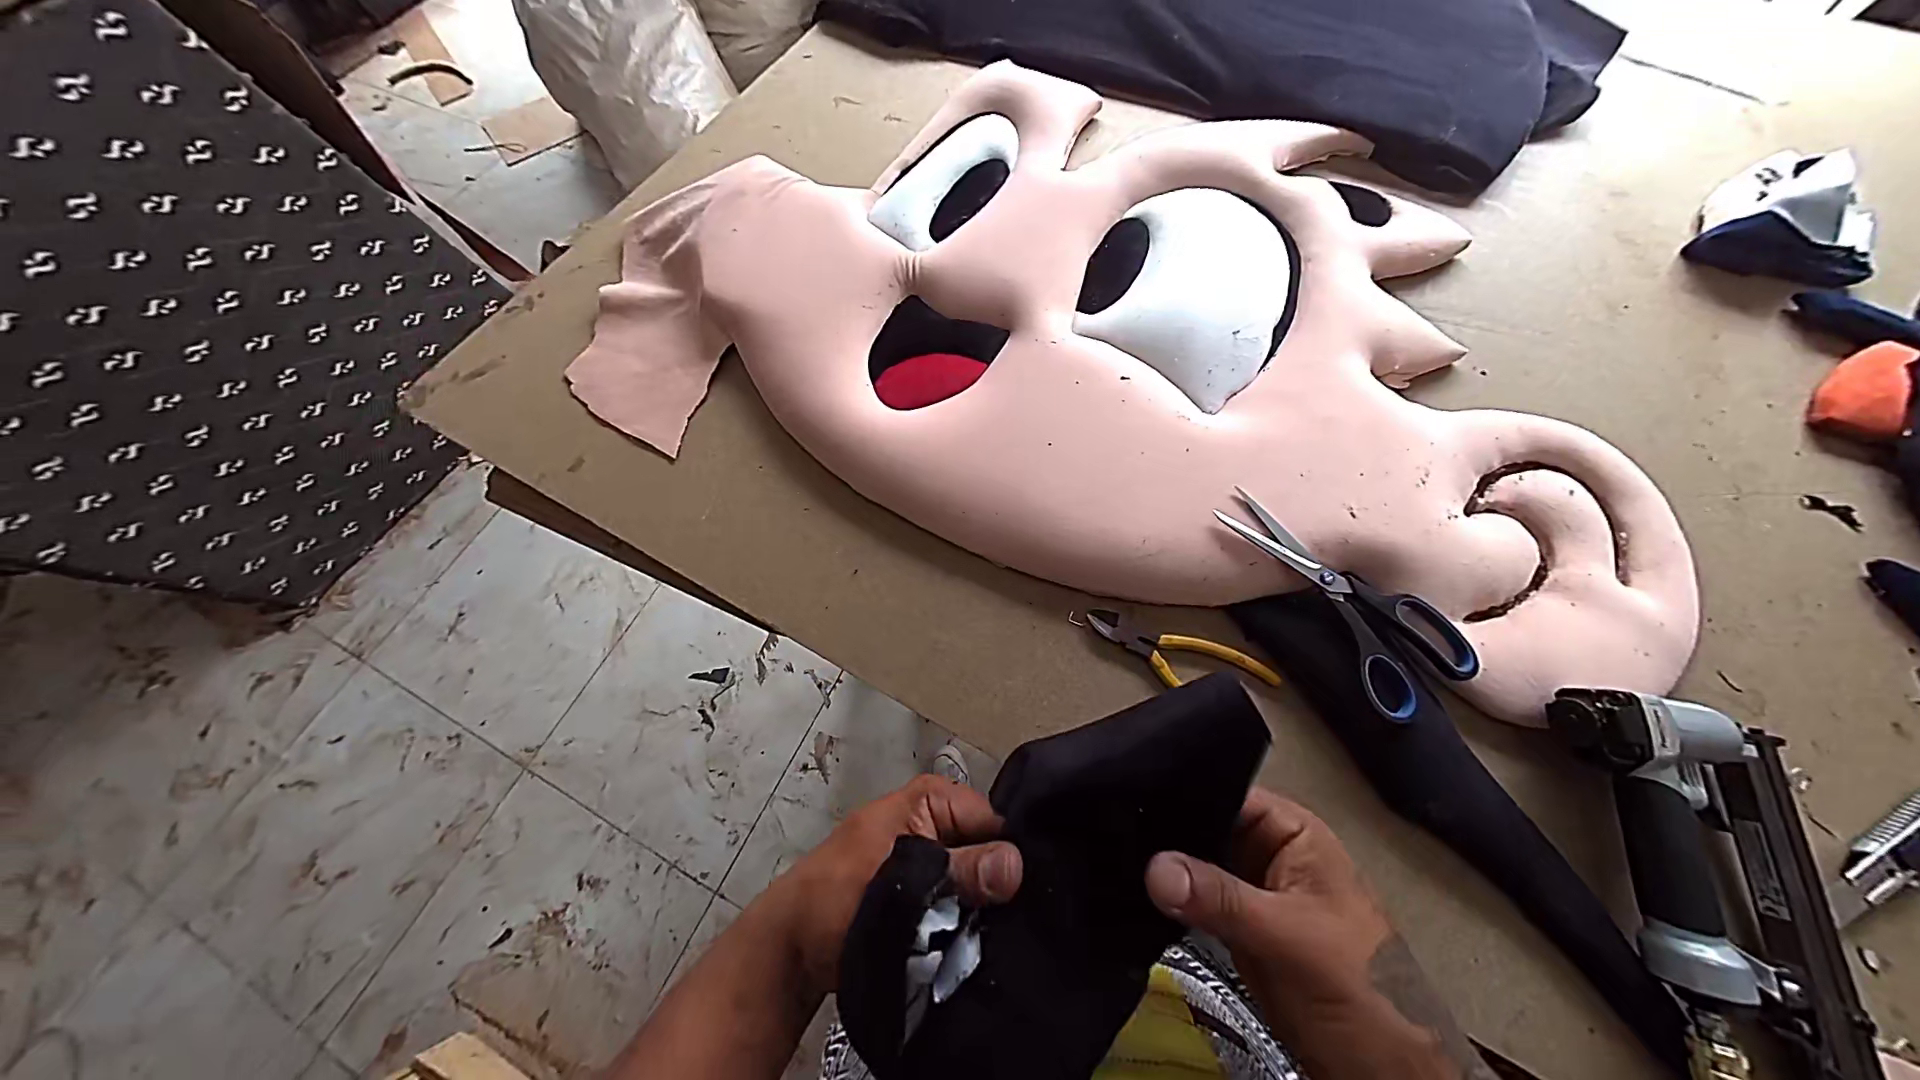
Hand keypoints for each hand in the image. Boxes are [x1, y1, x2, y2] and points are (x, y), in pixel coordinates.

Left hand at [763, 775, 1022, 998]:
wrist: (792, 949)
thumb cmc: (834, 900)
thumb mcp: (898, 881)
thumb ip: (958, 870)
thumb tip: (1016, 864)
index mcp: (933, 799)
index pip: (994, 821)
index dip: (1011, 858)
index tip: (1026, 898)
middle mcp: (940, 823)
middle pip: (991, 852)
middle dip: (1002, 888)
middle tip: (1017, 928)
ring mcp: (935, 862)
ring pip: (981, 884)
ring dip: (987, 913)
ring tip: (1001, 943)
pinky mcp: (931, 895)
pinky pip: (965, 905)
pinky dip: (971, 926)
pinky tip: (982, 947)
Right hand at [1144, 788, 1492, 1079]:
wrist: (1385, 1079)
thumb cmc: (1361, 993)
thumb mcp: (1289, 938)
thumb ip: (1222, 898)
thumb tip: (1154, 866)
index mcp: (1290, 830)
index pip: (1222, 791)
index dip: (1176, 792)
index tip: (1126, 796)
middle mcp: (1265, 850)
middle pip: (1200, 825)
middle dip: (1161, 832)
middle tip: (1110, 831)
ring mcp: (1247, 889)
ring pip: (1191, 863)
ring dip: (1160, 867)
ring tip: (1112, 856)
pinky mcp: (1232, 925)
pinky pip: (1190, 898)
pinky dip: (1166, 898)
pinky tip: (1130, 890)